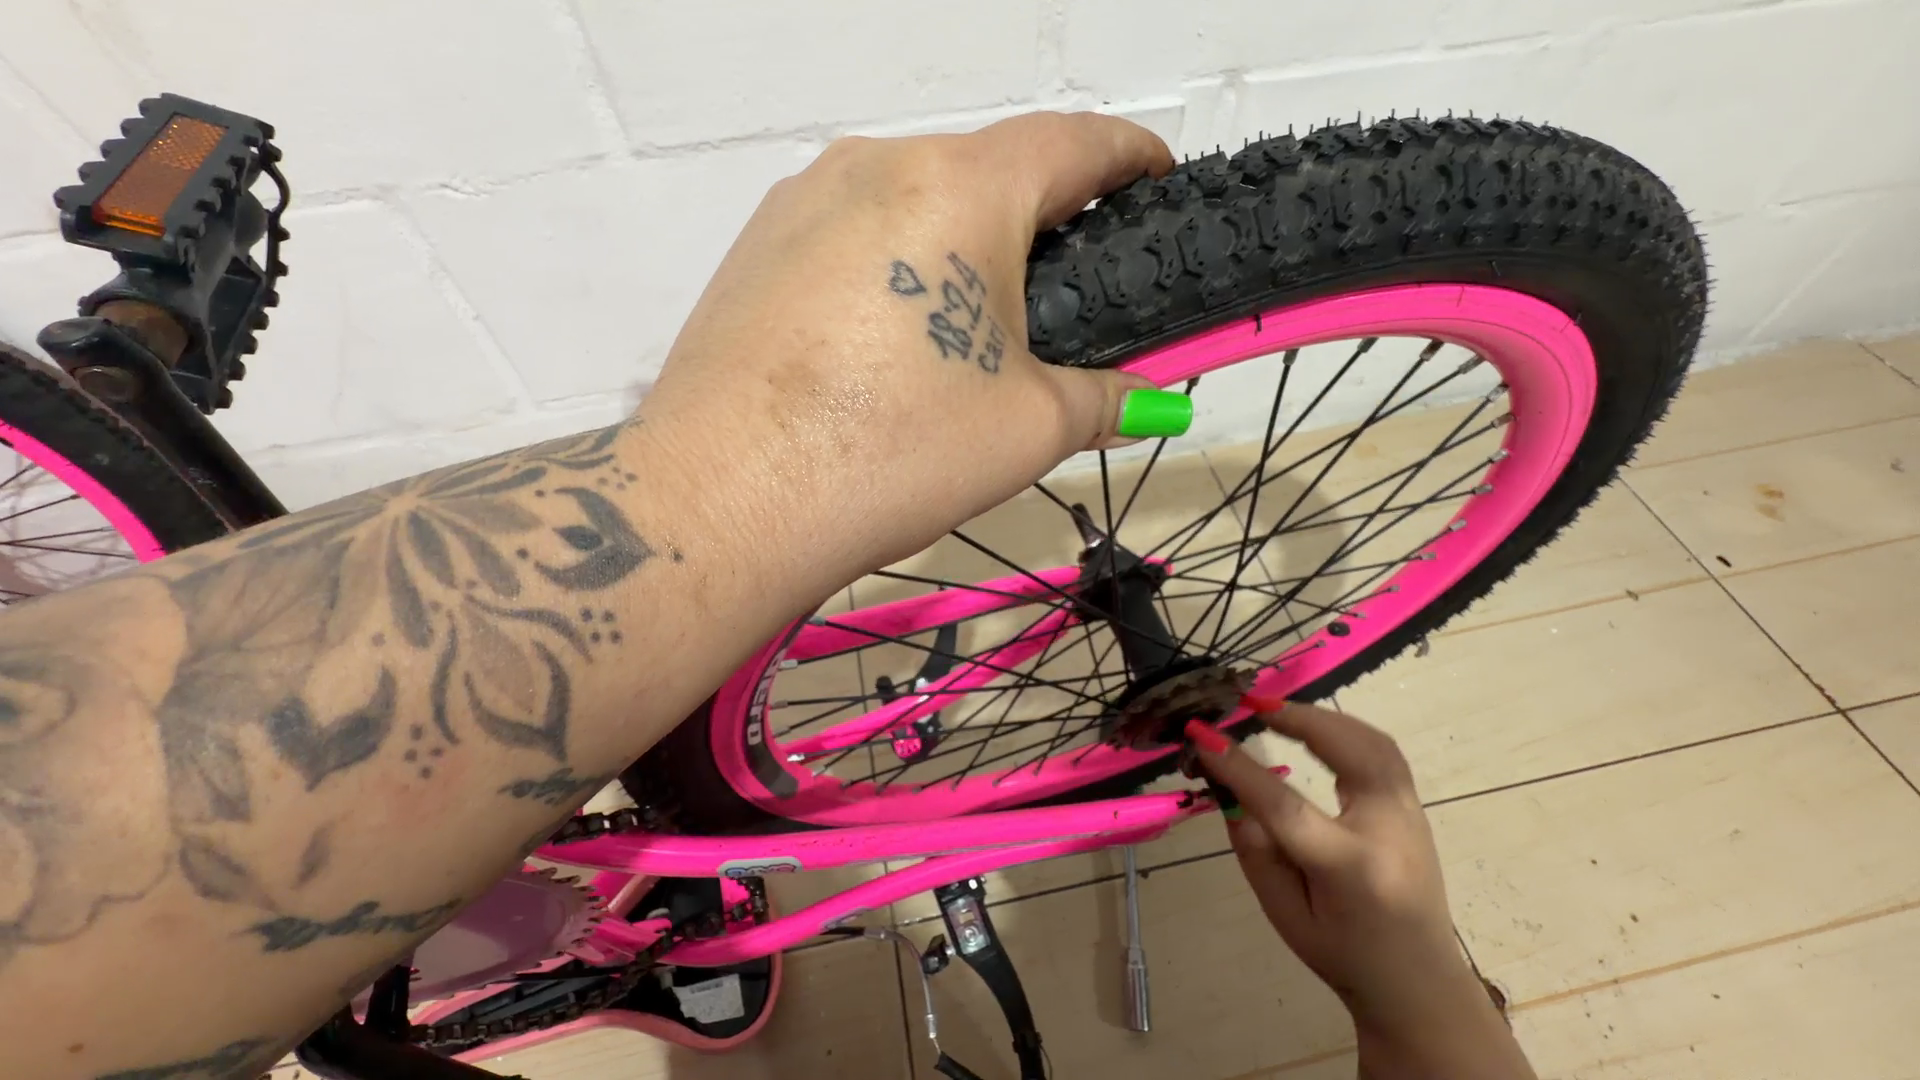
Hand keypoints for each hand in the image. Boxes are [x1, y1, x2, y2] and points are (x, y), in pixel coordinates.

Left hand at [638, 113, 1173, 585]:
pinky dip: (892, 267)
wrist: (723, 501)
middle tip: (1064, 290)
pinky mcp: (753, 249)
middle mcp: (874, 164)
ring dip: (958, 244)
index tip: (1154, 181)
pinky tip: (888, 340)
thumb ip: (1103, 400)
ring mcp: (800, 201)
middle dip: (1038, 217)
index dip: (1127, 157)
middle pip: (985, 171)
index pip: (1071, 142)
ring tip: (969, 327)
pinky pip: (850, 236)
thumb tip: (1150, 404)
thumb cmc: (892, 452)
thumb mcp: (1025, 430)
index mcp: (958, 187)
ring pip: (911, 201)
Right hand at [1193, 701, 1535, 1078]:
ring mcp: (1410, 814)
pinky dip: (1345, 728)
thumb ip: (1255, 851)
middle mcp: (1388, 830)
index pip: (1284, 805)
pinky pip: (1383, 750)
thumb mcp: (1285, 915)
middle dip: (1298, 718)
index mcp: (1349, 868)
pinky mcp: (1414, 807)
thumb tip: (1230, 791)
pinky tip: (1316, 726)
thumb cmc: (1343, 955)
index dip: (1238, 766)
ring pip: (1373, 742)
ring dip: (1323, 717)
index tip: (1201, 735)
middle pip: (1350, 751)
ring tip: (1277, 708)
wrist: (1419, 982)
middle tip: (1250, 704)